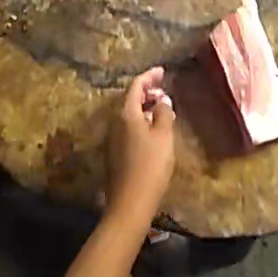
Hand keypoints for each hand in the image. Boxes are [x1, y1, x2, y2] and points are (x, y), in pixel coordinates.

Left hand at [106, 66, 175, 224]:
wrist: (130, 205)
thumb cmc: (150, 165)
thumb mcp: (164, 135)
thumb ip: (163, 112)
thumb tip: (161, 101)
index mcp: (126, 114)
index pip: (136, 86)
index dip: (149, 76)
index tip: (162, 71)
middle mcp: (115, 123)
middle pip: (130, 100)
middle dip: (147, 92)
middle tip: (164, 89)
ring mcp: (113, 140)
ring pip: (129, 116)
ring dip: (145, 108)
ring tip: (161, 109)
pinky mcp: (115, 155)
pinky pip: (128, 129)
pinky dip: (141, 122)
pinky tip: (153, 130)